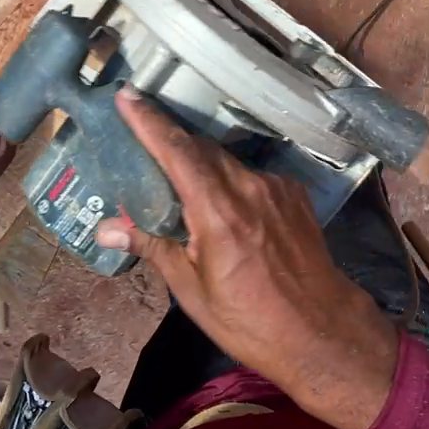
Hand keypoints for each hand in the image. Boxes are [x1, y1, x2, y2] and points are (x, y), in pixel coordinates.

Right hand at [94, 87, 398, 428]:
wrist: (322, 334)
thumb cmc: (250, 321)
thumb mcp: (192, 291)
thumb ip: (152, 247)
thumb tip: (106, 231)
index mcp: (218, 211)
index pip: (177, 151)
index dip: (149, 121)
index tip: (128, 95)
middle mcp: (248, 187)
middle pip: (201, 149)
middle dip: (170, 141)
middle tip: (142, 143)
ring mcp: (275, 187)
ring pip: (227, 161)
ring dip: (201, 164)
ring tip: (182, 184)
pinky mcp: (293, 192)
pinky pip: (252, 175)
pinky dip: (231, 182)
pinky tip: (227, 207)